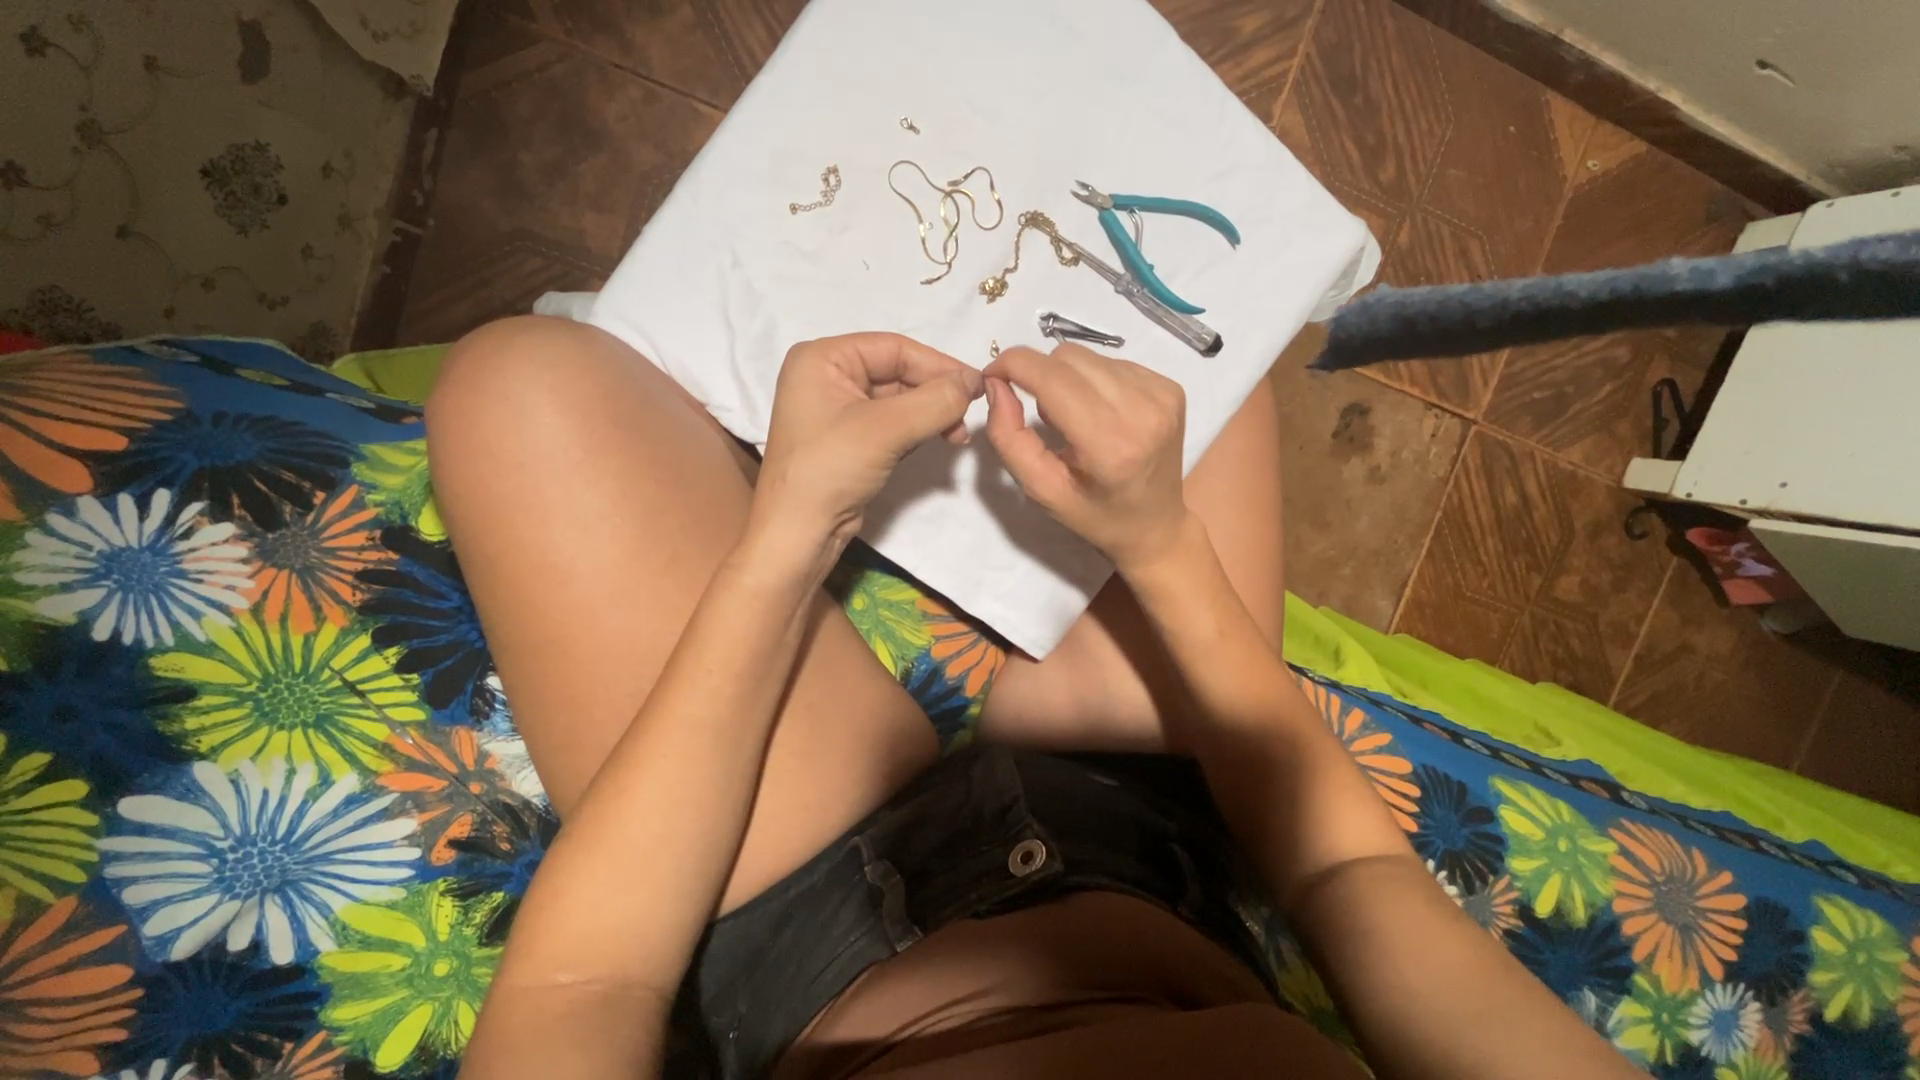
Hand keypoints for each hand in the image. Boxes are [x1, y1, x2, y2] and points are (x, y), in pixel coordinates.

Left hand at [749, 333, 983, 563]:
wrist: (798, 534)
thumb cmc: (831, 469)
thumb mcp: (887, 429)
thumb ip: (935, 400)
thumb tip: (974, 381)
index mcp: (822, 359)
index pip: (893, 348)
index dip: (939, 365)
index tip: (978, 385)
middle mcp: (826, 377)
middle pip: (897, 372)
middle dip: (935, 394)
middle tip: (969, 416)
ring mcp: (836, 410)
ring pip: (898, 400)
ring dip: (930, 414)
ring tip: (956, 437)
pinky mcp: (848, 440)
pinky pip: (890, 423)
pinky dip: (916, 430)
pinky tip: (935, 441)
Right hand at [983, 344, 1189, 572]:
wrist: (1156, 525)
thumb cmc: (1094, 514)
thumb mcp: (1041, 489)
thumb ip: (1009, 438)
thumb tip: (996, 384)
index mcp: (1110, 445)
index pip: (1052, 378)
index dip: (1014, 365)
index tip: (994, 375)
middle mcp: (1143, 410)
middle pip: (1068, 358)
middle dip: (1039, 374)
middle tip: (1038, 412)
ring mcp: (1162, 395)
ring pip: (1089, 357)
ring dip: (1067, 378)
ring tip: (1073, 417)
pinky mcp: (1171, 387)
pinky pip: (1113, 363)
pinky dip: (1093, 381)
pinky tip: (1100, 413)